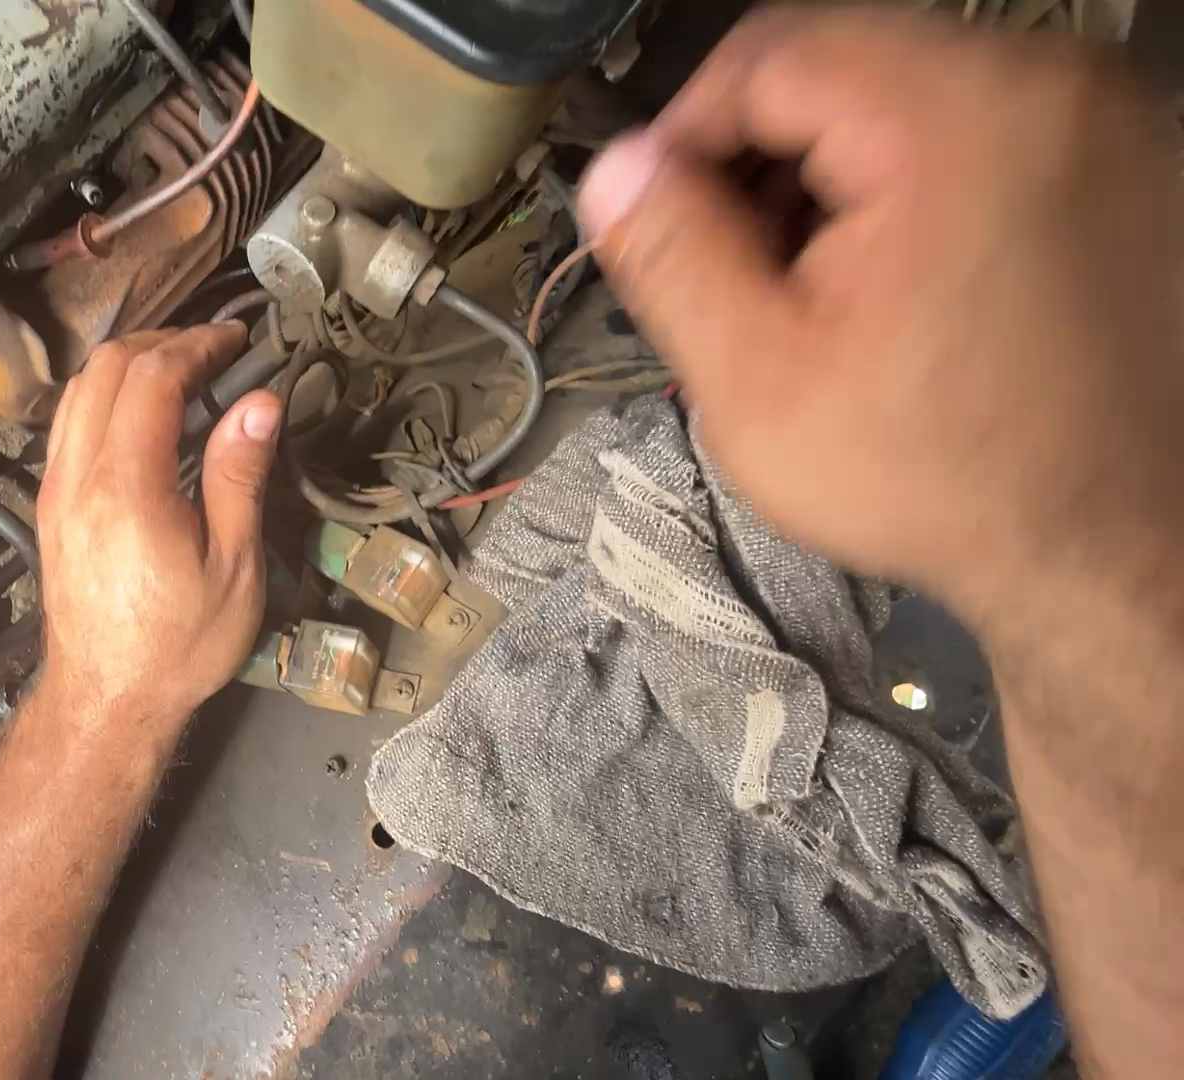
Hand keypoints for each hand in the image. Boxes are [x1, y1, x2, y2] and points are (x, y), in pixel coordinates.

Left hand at [34, 323, 282, 723]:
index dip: (197, 344)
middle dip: (162, 341)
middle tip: (213, 349)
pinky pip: (69, 423)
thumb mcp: (231, 568)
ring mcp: (54, 489)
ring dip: (128, 363)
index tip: (236, 339)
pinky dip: (105, 395)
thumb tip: (259, 404)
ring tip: (180, 369)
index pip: (152, 376)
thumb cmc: (178, 645)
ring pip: (79, 389)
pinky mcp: (49, 505)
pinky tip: (141, 413)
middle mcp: (77, 476)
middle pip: (106, 367)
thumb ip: (238, 477)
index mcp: (127, 487)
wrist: (106, 697)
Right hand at [577, 10, 1183, 623]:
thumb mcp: (750, 372)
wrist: (1094, 542)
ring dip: (794, 188)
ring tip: (774, 294)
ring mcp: (1090, 130)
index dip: (679, 136)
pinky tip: (844, 289)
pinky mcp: (1099, 173)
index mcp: (958, 126)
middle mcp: (1049, 95)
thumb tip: (614, 174)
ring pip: (880, 107)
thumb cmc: (930, 470)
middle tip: (708, 271)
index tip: (646, 215)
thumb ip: (671, 257)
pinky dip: (864, 201)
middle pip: (827, 72)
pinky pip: (944, 143)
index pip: (768, 56)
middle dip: (737, 168)